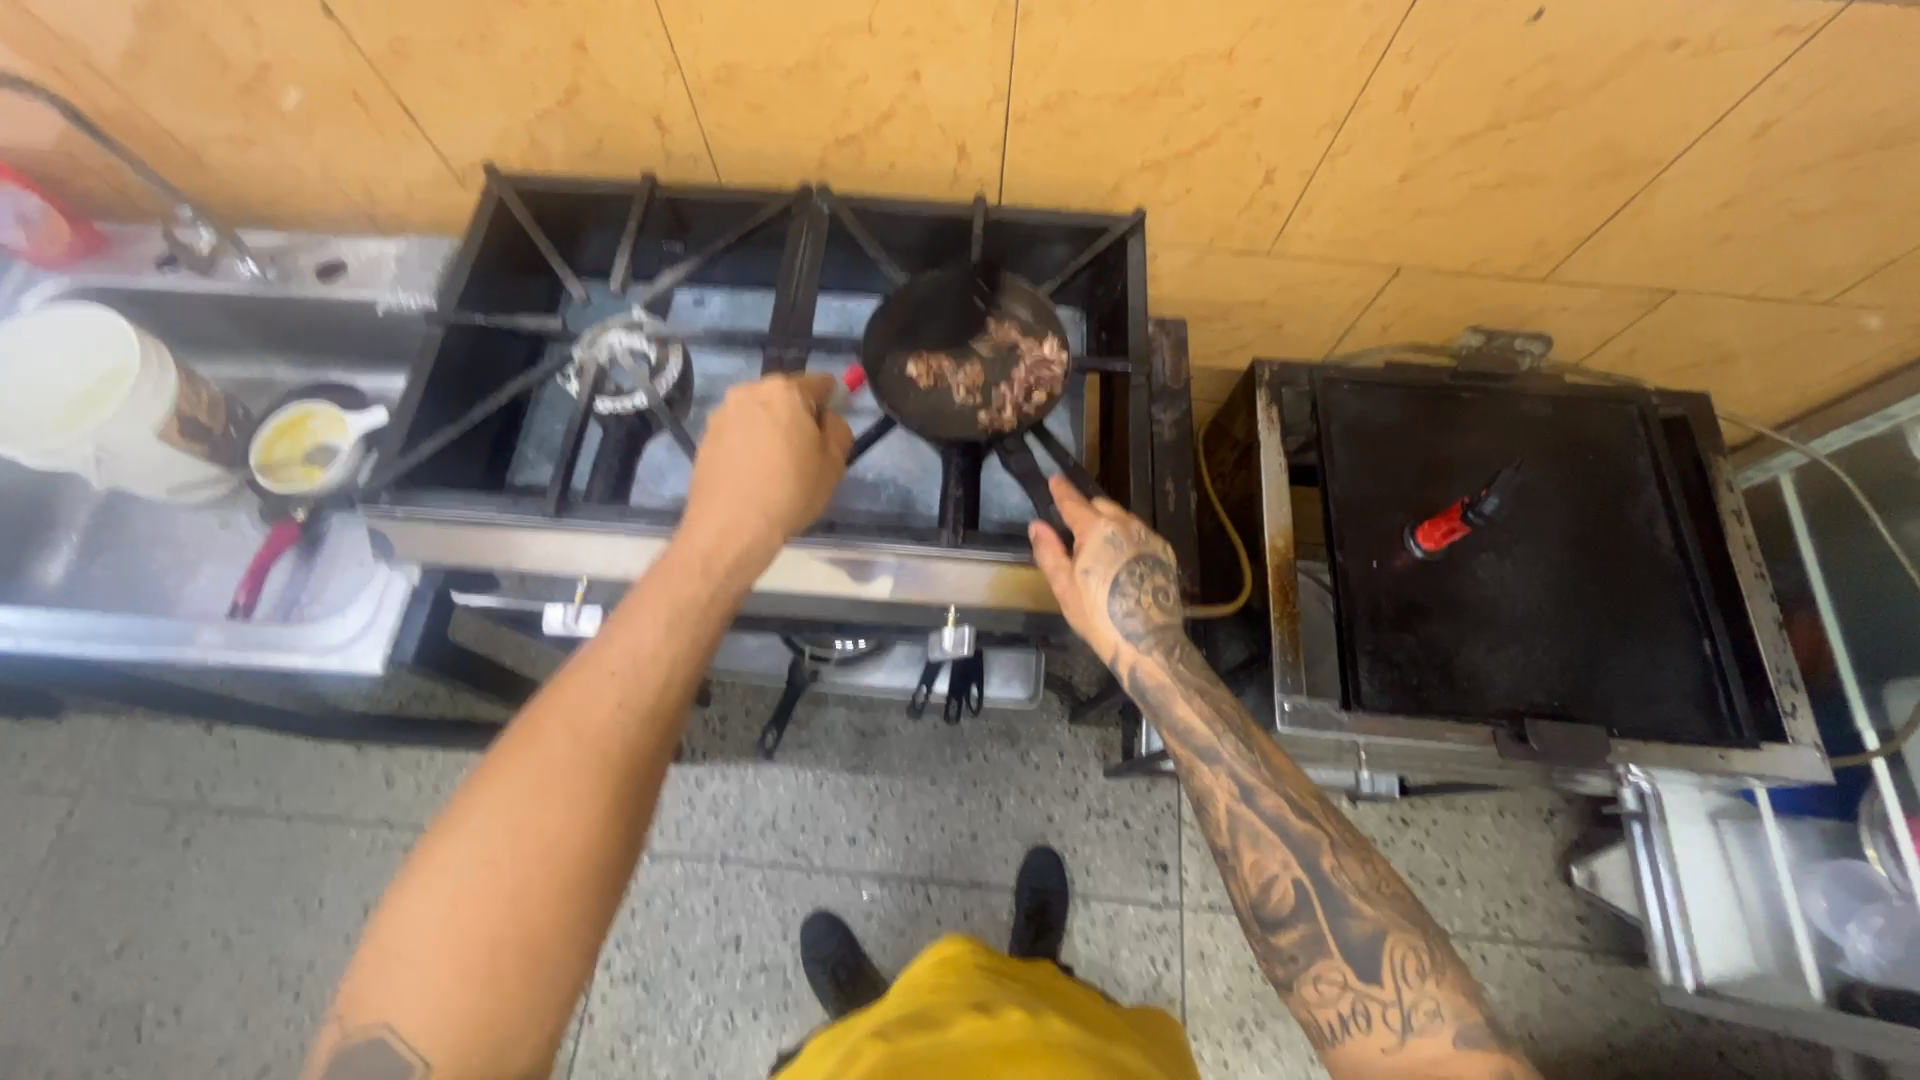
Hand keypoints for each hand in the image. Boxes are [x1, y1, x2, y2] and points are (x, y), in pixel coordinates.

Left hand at [682, 373, 852, 562]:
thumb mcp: (834, 464)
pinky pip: (739, 432)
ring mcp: (723, 413)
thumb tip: (827, 420)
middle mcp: (749, 391)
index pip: (819, 382)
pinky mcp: (705, 437)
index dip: (832, 402)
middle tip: (806, 451)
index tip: (832, 427)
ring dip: (772, 429)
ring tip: (777, 466)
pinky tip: (754, 474)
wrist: (731, 526)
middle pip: (785, 396)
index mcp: (785, 391)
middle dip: (798, 416)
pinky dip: (750, 444)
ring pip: (759, 414)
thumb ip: (838, 430)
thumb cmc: (790, 491)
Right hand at [1028, 474, 1185, 668]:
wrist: (1146, 641)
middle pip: (1101, 505)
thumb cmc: (1098, 614)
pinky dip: (1125, 537)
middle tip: (1072, 526)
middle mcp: (1125, 525)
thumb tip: (1037, 525)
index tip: (1055, 479)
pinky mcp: (1164, 552)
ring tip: (1096, 546)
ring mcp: (1148, 537)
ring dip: (1107, 523)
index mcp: (1097, 529)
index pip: (1074, 501)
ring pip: (1122, 518)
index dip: (1062, 490)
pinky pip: (1138, 534)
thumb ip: (1049, 551)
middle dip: (1085, 509)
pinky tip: (1119, 559)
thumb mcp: (1063, 586)